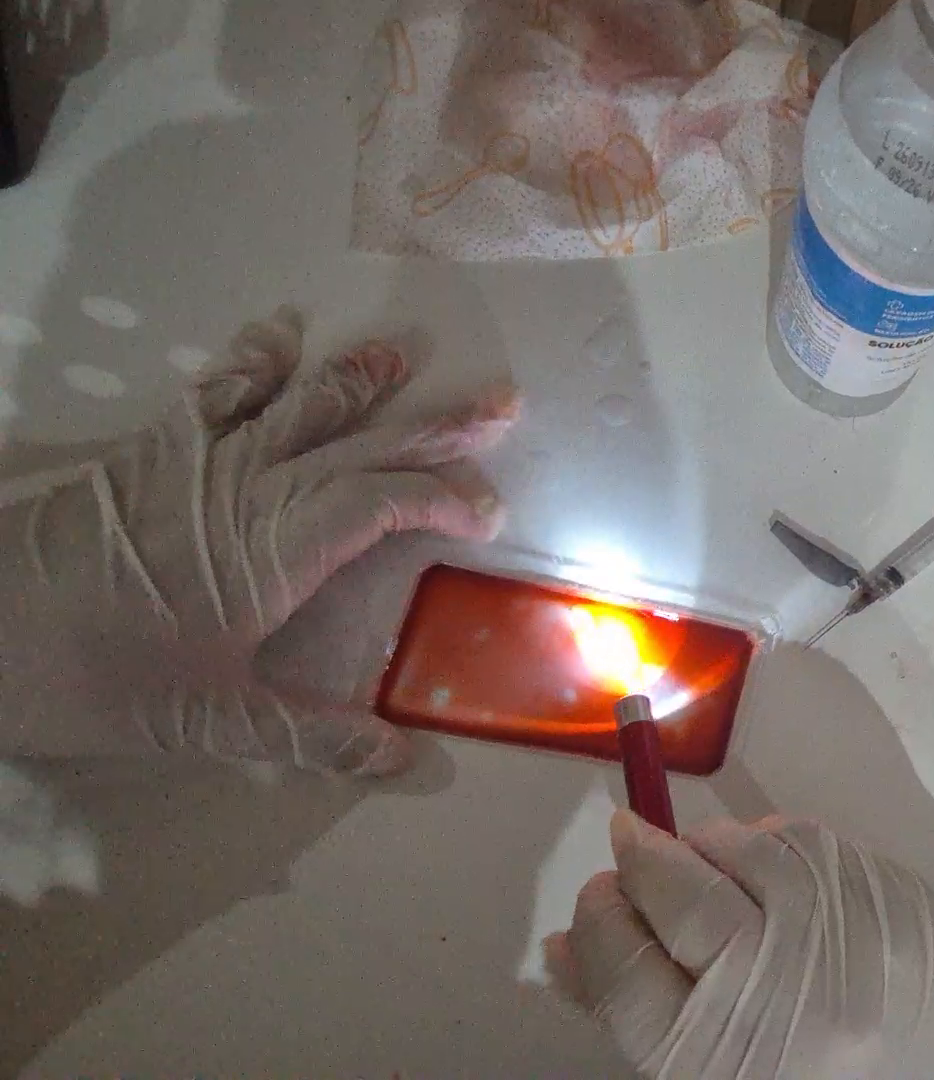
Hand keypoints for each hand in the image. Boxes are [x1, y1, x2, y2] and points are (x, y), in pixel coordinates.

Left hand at [0, 307, 518, 775]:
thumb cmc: (86, 677)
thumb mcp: (204, 722)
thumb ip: (313, 737)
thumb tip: (406, 762)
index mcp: (278, 547)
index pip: (388, 502)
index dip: (449, 500)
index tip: (490, 518)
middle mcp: (253, 489)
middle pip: (366, 444)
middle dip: (441, 426)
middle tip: (503, 404)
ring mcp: (204, 460)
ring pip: (304, 406)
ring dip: (364, 379)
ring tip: (409, 352)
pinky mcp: (158, 450)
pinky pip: (219, 390)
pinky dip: (256, 359)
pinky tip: (282, 331)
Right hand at [547, 811, 933, 1077]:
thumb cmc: (809, 1069)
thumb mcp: (716, 1065)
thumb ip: (637, 1008)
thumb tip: (565, 944)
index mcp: (725, 1060)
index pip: (629, 976)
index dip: (600, 923)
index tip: (596, 892)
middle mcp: (782, 988)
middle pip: (682, 898)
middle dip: (641, 860)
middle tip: (626, 841)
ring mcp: (835, 924)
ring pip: (738, 850)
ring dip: (701, 843)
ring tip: (693, 858)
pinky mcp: (872, 881)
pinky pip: (793, 834)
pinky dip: (759, 839)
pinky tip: (759, 862)